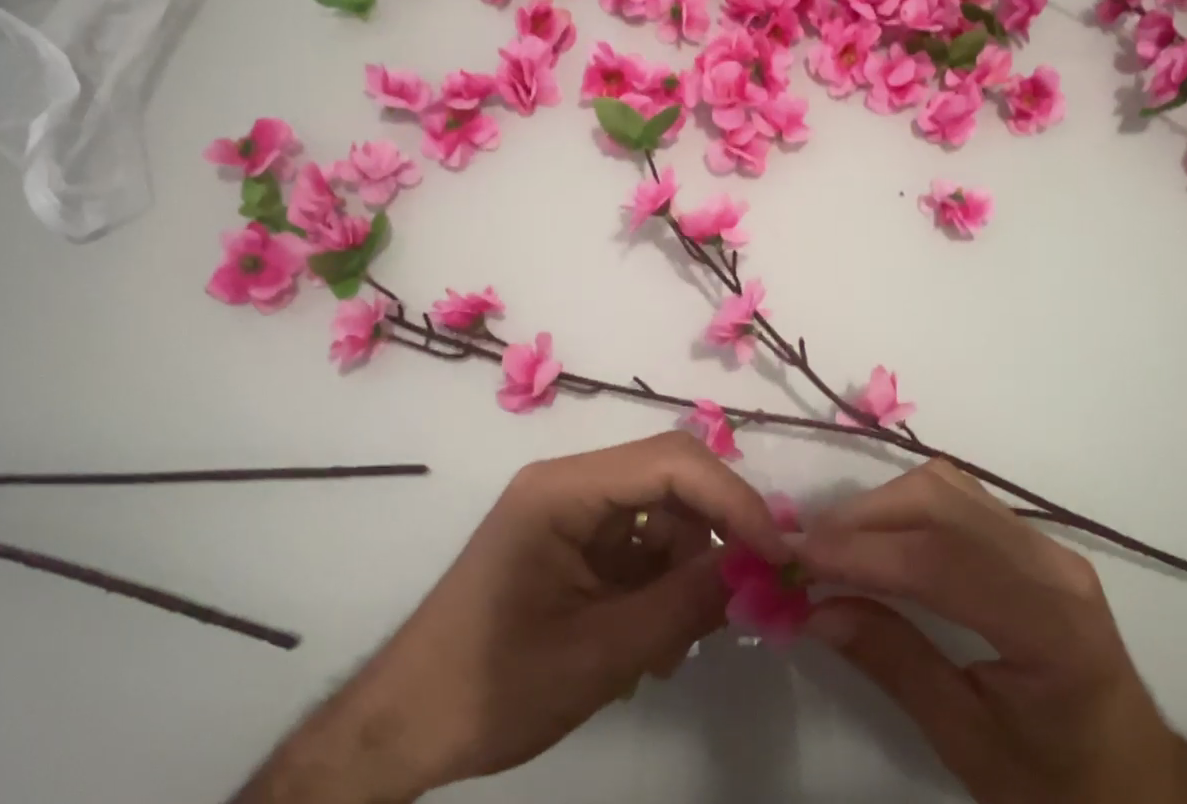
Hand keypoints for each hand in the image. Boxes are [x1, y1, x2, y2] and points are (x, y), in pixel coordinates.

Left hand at [232, 432, 789, 803]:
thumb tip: (761, 569)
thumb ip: (685, 605)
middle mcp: (567, 486)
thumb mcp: (601, 653)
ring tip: (675, 645)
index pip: (671, 462)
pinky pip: (640, 546)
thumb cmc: (493, 686)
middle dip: (715, 534)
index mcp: (561, 491)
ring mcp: (569, 515)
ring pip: (662, 516)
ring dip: (688, 570)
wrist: (409, 725)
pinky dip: (662, 586)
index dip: (733, 500)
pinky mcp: (571, 546)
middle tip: (746, 596)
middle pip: (670, 480)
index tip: (777, 555)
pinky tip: (653, 642)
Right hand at [797, 460, 1186, 803]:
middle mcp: (1054, 567)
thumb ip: (894, 664)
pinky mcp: (1034, 545)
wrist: (1134, 780)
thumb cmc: (1056, 780)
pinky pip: (958, 500)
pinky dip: (902, 509)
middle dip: (860, 518)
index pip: (940, 562)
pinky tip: (871, 538)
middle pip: (941, 503)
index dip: (859, 552)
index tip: (791, 556)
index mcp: (1052, 628)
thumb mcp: (968, 742)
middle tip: (800, 551)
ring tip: (827, 544)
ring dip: (878, 506)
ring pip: (947, 488)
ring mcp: (1048, 548)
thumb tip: (815, 610)